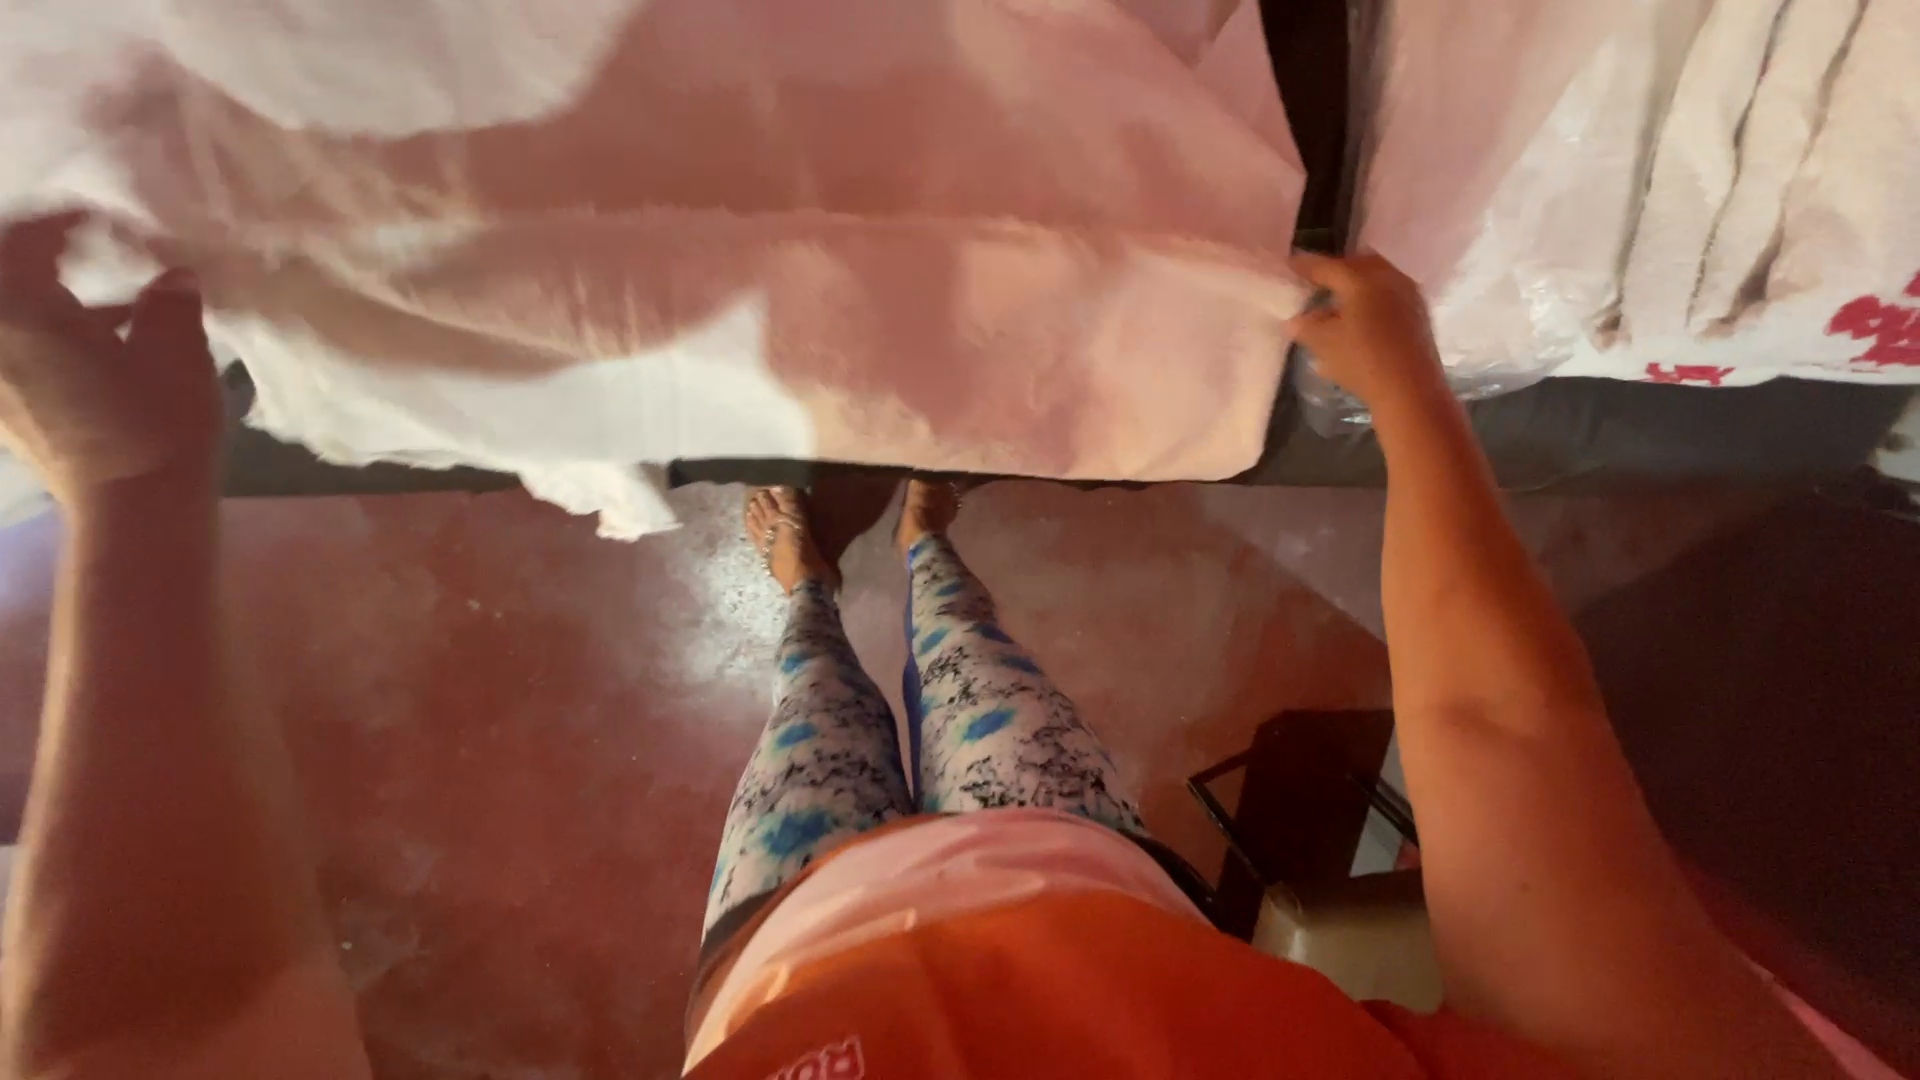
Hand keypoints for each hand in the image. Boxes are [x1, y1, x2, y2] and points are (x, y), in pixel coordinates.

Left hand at [0, 214, 219, 505]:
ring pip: (11, 315)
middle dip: (41, 258)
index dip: (65, 221)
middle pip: (4, 276)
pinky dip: (45, 334)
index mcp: (20, 307)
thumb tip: (173, 274)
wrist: (133, 499)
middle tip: (91, 254)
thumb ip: (169, 304)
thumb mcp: (179, 354)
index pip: (23, 238)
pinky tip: (96, 348)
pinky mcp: (0, 401)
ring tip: (106, 306)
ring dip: (46, 299)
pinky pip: (13, 348)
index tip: (106, 219)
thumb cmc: (158, 420)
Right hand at [1286, 252, 1450, 415]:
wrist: (1409, 387)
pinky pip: (1389, 291)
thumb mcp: (1323, 344)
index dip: (1306, 265)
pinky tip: (1360, 316)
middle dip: (1336, 269)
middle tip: (1317, 279)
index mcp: (1361, 281)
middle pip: (1358, 264)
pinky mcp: (1418, 311)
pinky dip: (1371, 296)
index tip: (1290, 264)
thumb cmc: (1361, 361)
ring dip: (1356, 283)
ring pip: (1377, 276)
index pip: (1328, 267)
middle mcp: (1388, 278)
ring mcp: (1408, 293)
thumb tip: (1296, 319)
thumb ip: (1306, 327)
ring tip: (1338, 299)